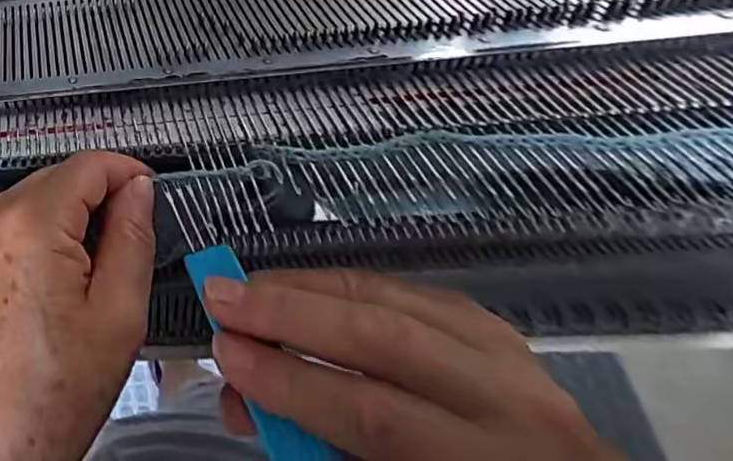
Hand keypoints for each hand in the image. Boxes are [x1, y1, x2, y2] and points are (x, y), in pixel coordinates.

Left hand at [0, 151, 155, 460]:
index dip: (128, 173)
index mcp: (32, 223)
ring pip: (49, 191)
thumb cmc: (50, 392)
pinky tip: (69, 271)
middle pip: (68, 174)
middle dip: (105, 196)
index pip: (90, 164)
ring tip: (100, 267)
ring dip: (81, 213)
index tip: (151, 192)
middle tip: (132, 239)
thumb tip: (139, 189)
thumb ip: (133, 236)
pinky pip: (28, 212)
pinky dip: (56, 227)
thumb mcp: (118, 312)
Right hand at [205, 270, 620, 460]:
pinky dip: (346, 287)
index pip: (372, 411)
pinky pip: (407, 291)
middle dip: (288, 311)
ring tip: (250, 286)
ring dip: (307, 287)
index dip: (288, 379)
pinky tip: (306, 288)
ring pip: (393, 298)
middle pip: (382, 336)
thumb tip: (247, 396)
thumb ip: (323, 445)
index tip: (224, 354)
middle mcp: (513, 408)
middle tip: (219, 296)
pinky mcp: (494, 330)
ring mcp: (510, 358)